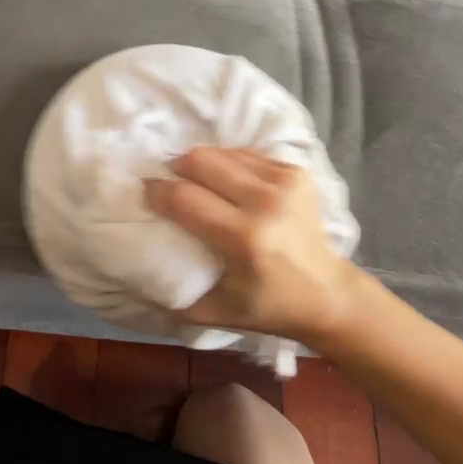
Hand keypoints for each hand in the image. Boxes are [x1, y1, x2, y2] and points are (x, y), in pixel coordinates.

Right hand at [144, 147, 372, 342]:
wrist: (329, 295)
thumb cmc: (268, 307)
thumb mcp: (214, 311)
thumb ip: (172, 291)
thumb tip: (133, 268)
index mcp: (244, 238)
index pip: (185, 198)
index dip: (157, 191)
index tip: (145, 193)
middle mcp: (266, 203)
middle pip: (201, 161)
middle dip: (176, 168)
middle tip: (168, 182)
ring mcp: (285, 182)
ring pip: (222, 152)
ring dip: (200, 163)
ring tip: (193, 179)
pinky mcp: (296, 172)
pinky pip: (245, 153)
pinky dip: (227, 162)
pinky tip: (223, 180)